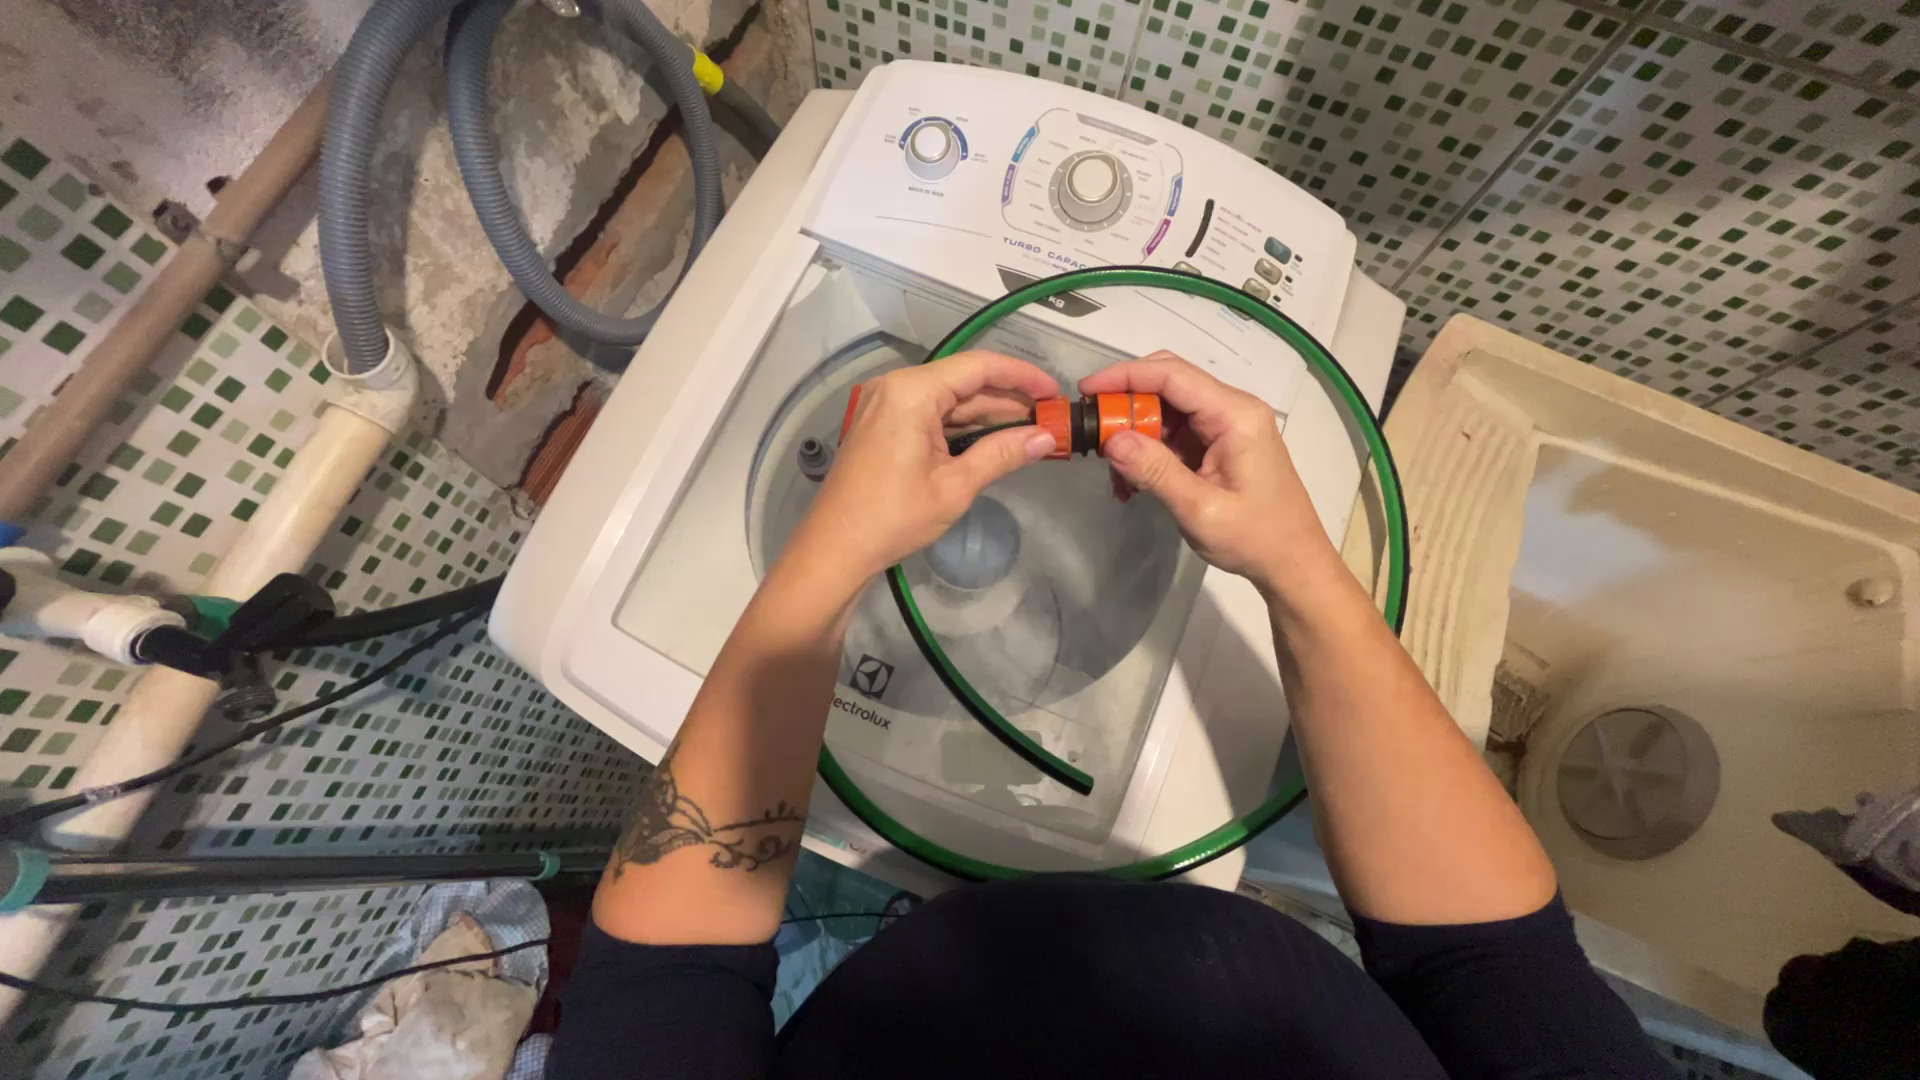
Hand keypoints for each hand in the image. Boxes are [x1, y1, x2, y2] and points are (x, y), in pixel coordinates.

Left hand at [784, 351, 1059, 587]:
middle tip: (1048, 417)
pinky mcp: (884, 426)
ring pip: (949, 400)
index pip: (978, 367)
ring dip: (988, 414)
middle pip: (963, 381)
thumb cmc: (893, 517)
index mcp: (912, 392)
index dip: (1021, 376)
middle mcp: (897, 388)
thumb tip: (1046, 438)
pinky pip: (931, 416)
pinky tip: (994, 439)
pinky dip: (963, 427)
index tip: (1053, 392)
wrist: (836, 548)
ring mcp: (887, 406)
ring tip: (1030, 429)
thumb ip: (1002, 454)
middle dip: (1008, 399)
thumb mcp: (955, 486)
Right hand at [1081, 352, 1333, 594]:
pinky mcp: (1217, 444)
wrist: (1292, 563)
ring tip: (1115, 473)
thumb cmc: (1254, 537)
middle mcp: (1231, 409)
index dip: (1124, 376)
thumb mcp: (1199, 509)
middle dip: (1125, 403)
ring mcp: (1224, 426)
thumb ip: (1155, 471)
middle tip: (1094, 432)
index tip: (1085, 392)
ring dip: (1134, 434)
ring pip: (1165, 410)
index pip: (1171, 375)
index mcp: (1234, 415)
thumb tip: (1111, 440)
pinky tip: (1133, 483)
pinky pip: (1173, 434)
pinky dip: (1147, 452)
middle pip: (1167, 384)